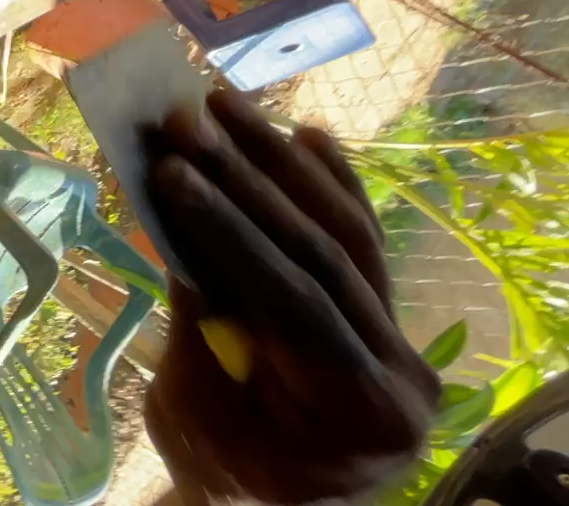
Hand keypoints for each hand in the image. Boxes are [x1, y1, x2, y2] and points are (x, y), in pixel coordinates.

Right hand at [141, 89, 440, 503]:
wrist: (270, 499)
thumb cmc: (219, 461)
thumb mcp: (192, 402)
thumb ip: (197, 314)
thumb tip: (174, 225)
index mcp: (359, 408)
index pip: (294, 297)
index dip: (229, 228)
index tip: (169, 172)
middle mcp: (399, 366)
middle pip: (321, 251)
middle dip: (246, 177)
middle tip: (185, 118)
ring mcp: (396, 336)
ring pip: (345, 231)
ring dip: (277, 160)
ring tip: (223, 103)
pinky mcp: (376, 315)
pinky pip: (361, 241)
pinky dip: (332, 183)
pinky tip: (307, 136)